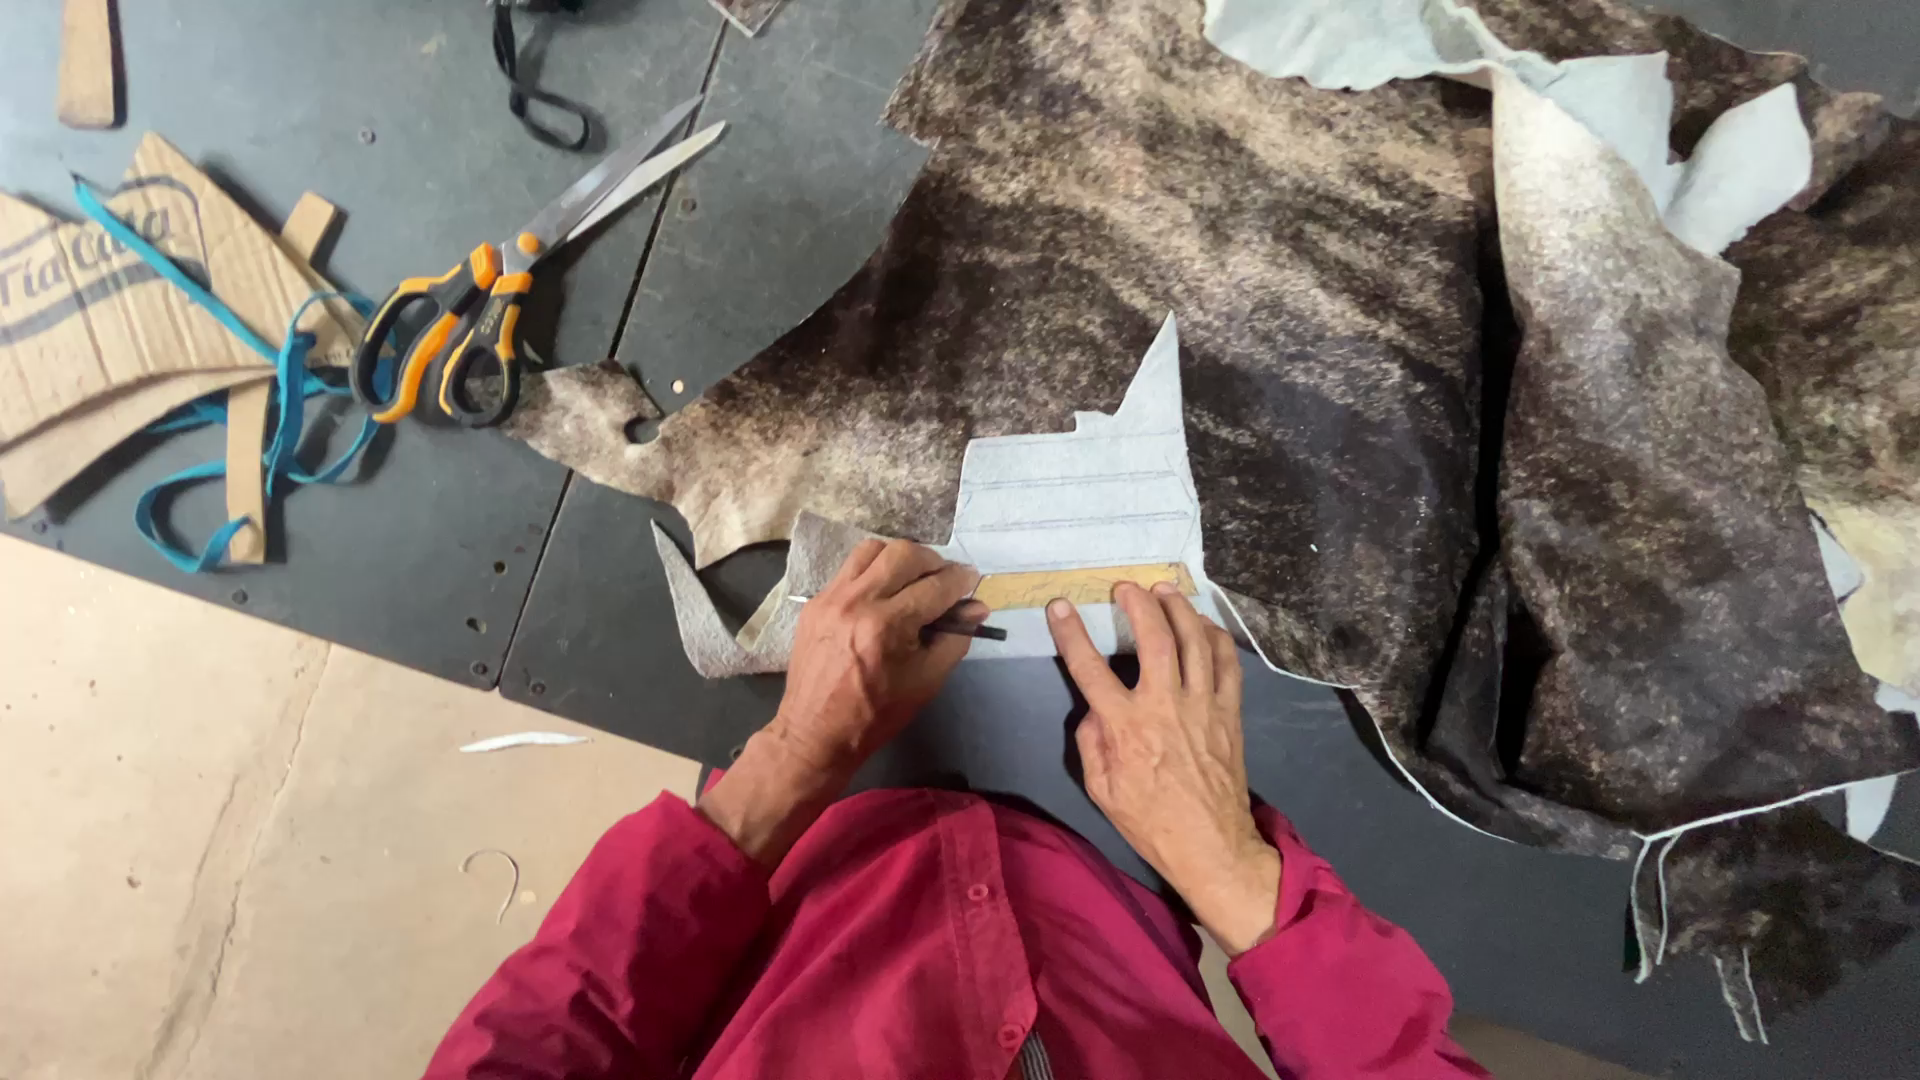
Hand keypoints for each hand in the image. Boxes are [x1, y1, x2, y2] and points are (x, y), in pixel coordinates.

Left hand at [700, 539, 984, 867]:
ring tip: (913, 578)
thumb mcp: (928, 680)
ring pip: (874, 549)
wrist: (816, 733)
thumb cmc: (878, 713)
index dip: (961, 580)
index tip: (972, 580)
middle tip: (944, 579)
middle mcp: (857, 601)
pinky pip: (850, 567)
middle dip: (934, 561)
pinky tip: (884, 590)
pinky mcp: (816, 601)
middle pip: (905, 554)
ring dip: (901, 558)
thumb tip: (975, 607)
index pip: (936, 586)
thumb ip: (955, 638)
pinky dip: (874, 570)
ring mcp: (831, 597)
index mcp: (887, 626)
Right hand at [1047, 583, 1280, 955]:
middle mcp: (1165, 706)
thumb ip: (1091, 741)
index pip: (1090, 668)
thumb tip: (1095, 708)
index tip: (1060, 606)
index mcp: (1127, 726)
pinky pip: (1227, 663)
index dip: (1071, 633)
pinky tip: (1203, 624)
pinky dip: (1215, 637)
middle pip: (1155, 638)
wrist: (1211, 847)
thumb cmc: (1149, 820)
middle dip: (1138, 603)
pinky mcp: (1230, 712)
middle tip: (1126, 587)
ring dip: (1179, 608)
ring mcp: (1203, 706)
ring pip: (1195, 641)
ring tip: (1165, 589)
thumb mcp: (1100, 789)